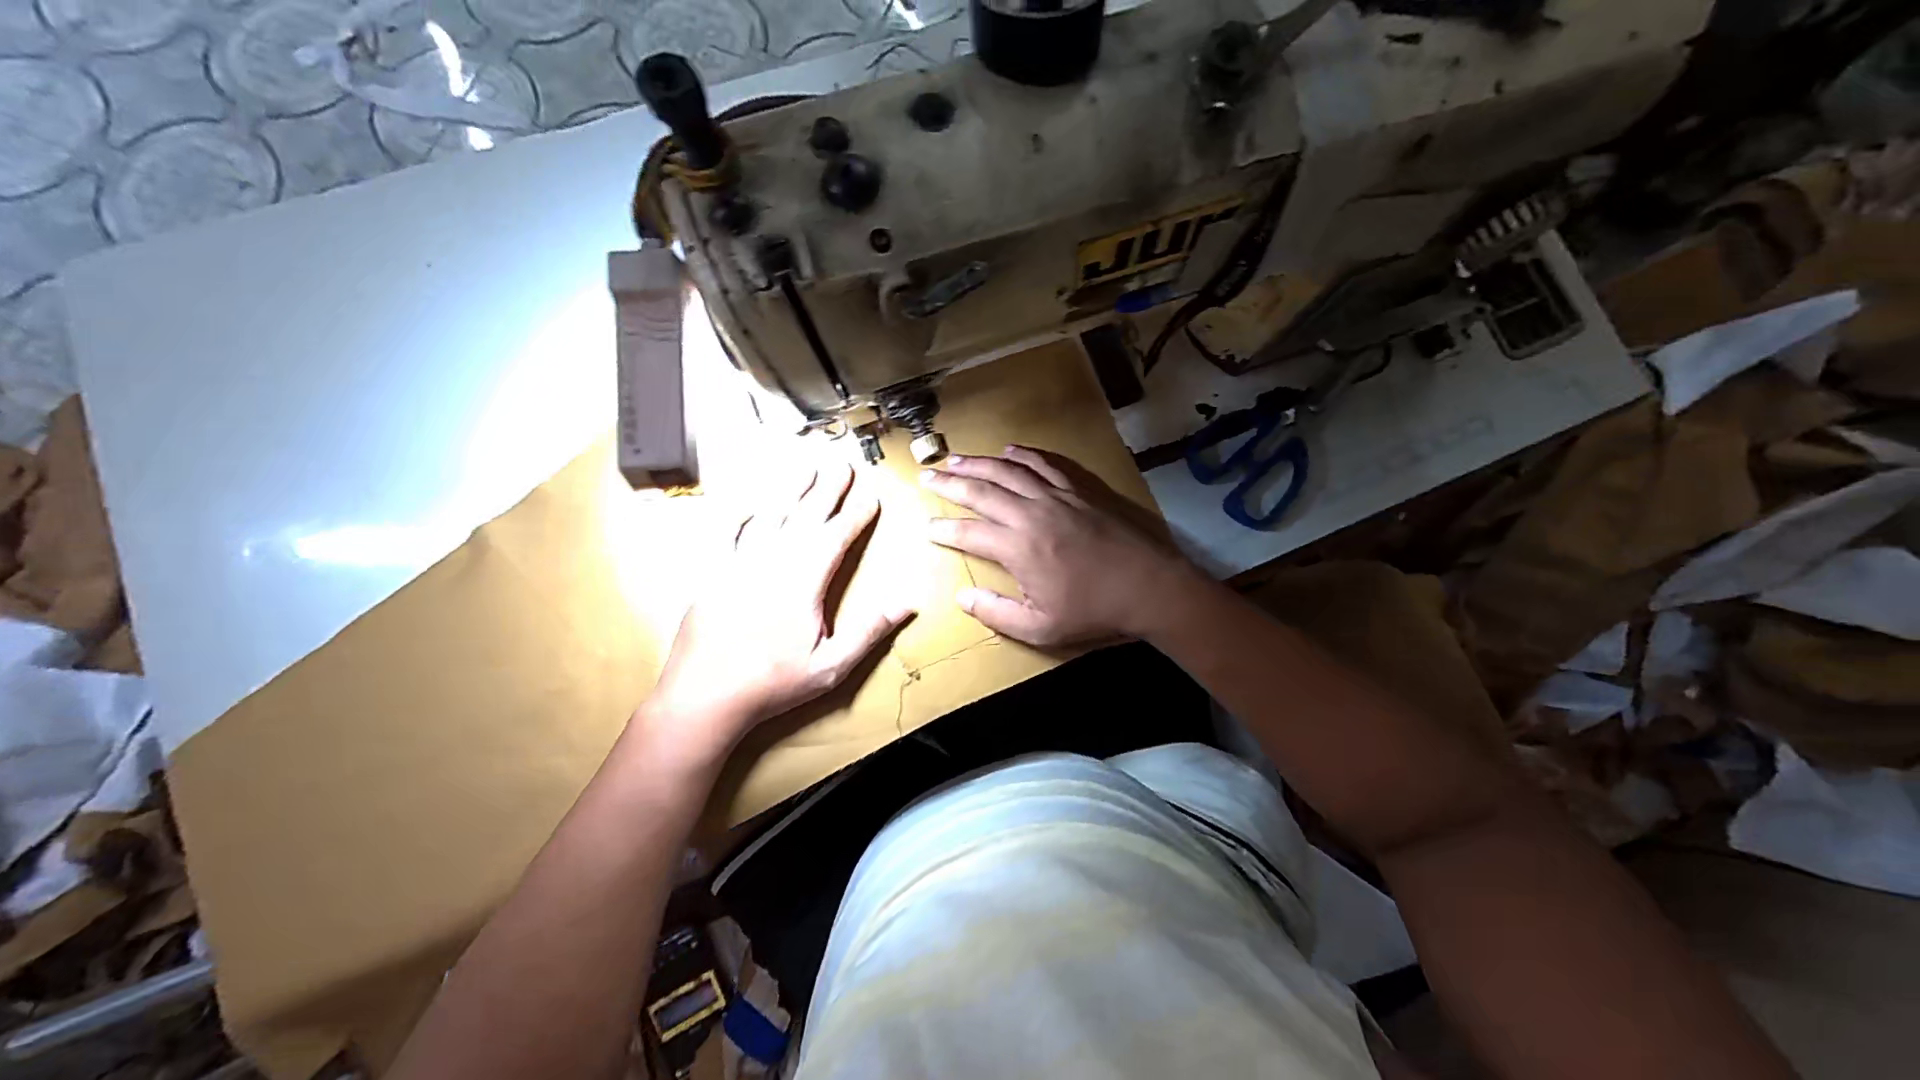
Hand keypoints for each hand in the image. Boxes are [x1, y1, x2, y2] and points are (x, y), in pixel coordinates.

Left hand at [644, 463, 913, 752]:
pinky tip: (751, 505)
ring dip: (790, 491)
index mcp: (804, 582)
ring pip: (770, 516)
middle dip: (828, 489)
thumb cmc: (770, 684)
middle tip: (842, 465)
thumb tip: (906, 605)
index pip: (837, 536)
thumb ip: (869, 632)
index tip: (870, 496)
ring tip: (804, 470)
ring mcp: (741, 564)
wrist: (704, 696)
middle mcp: (773, 563)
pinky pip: (730, 533)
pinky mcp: (715, 573)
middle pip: (806, 516)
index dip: (856, 514)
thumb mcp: (831, 666)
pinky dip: (744, 514)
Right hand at [920, 446, 1198, 646]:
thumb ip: (996, 613)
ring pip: (1007, 471)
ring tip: (954, 458)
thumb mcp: (1041, 628)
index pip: (968, 533)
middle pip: (980, 491)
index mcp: (1017, 548)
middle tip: (926, 477)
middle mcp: (1030, 514)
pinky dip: (1022, 454)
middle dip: (949, 484)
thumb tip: (962, 597)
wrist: (1148, 586)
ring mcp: (1055, 497)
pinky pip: (1044, 463)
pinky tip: (1008, 450)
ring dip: (978, 463)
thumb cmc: (1093, 611)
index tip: (928, 527)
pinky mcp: (1078, 490)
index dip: (944, 529)